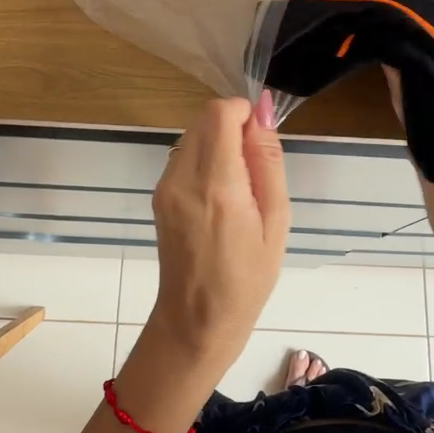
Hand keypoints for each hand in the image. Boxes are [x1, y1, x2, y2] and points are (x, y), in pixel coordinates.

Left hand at [146, 94, 291, 370]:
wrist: (196, 320)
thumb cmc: (247, 278)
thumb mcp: (275, 221)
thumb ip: (268, 162)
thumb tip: (262, 112)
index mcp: (216, 186)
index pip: (220, 114)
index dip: (245, 114)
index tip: (262, 142)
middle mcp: (182, 178)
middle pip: (204, 118)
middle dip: (233, 127)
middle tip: (255, 170)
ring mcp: (164, 186)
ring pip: (193, 134)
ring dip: (219, 143)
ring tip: (239, 189)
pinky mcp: (158, 194)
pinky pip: (183, 156)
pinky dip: (205, 160)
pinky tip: (220, 198)